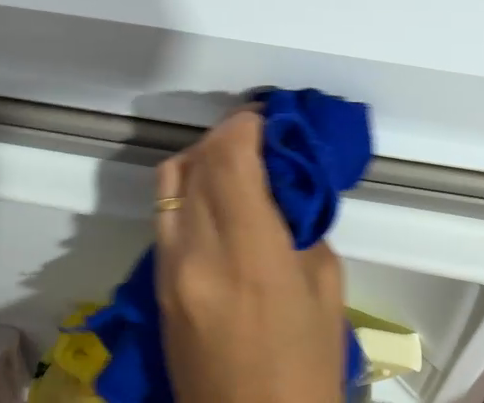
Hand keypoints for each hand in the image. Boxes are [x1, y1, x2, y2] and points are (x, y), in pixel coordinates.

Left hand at [155, 111, 346, 402]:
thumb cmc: (306, 365)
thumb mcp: (326, 284)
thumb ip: (301, 220)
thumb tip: (284, 181)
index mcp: (247, 252)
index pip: (229, 155)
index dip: (248, 123)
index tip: (273, 119)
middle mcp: (196, 251)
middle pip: (198, 159)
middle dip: (230, 134)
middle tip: (262, 134)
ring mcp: (168, 268)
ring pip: (172, 178)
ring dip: (204, 155)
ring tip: (238, 161)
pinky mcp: (157, 284)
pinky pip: (165, 211)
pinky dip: (189, 187)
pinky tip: (219, 197)